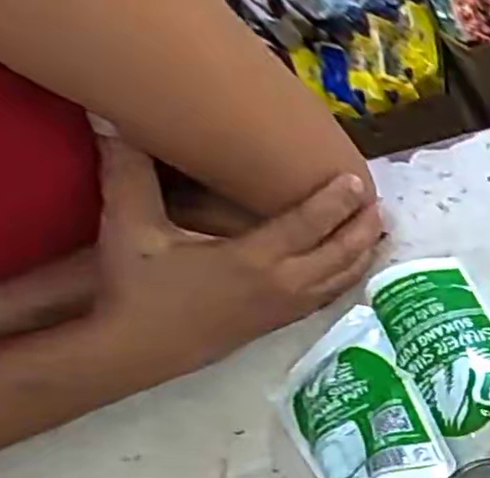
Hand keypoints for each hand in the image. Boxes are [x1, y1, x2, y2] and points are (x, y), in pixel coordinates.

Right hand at [89, 136, 381, 371]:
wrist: (148, 347)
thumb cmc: (141, 288)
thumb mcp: (132, 228)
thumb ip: (129, 173)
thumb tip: (109, 118)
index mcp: (256, 260)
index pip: (307, 225)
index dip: (334, 202)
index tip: (356, 181)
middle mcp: (286, 284)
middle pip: (340, 253)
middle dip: (362, 227)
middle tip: (379, 203)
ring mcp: (293, 304)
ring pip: (343, 276)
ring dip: (363, 251)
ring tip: (376, 228)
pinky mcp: (291, 318)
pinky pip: (333, 291)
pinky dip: (351, 273)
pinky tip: (356, 263)